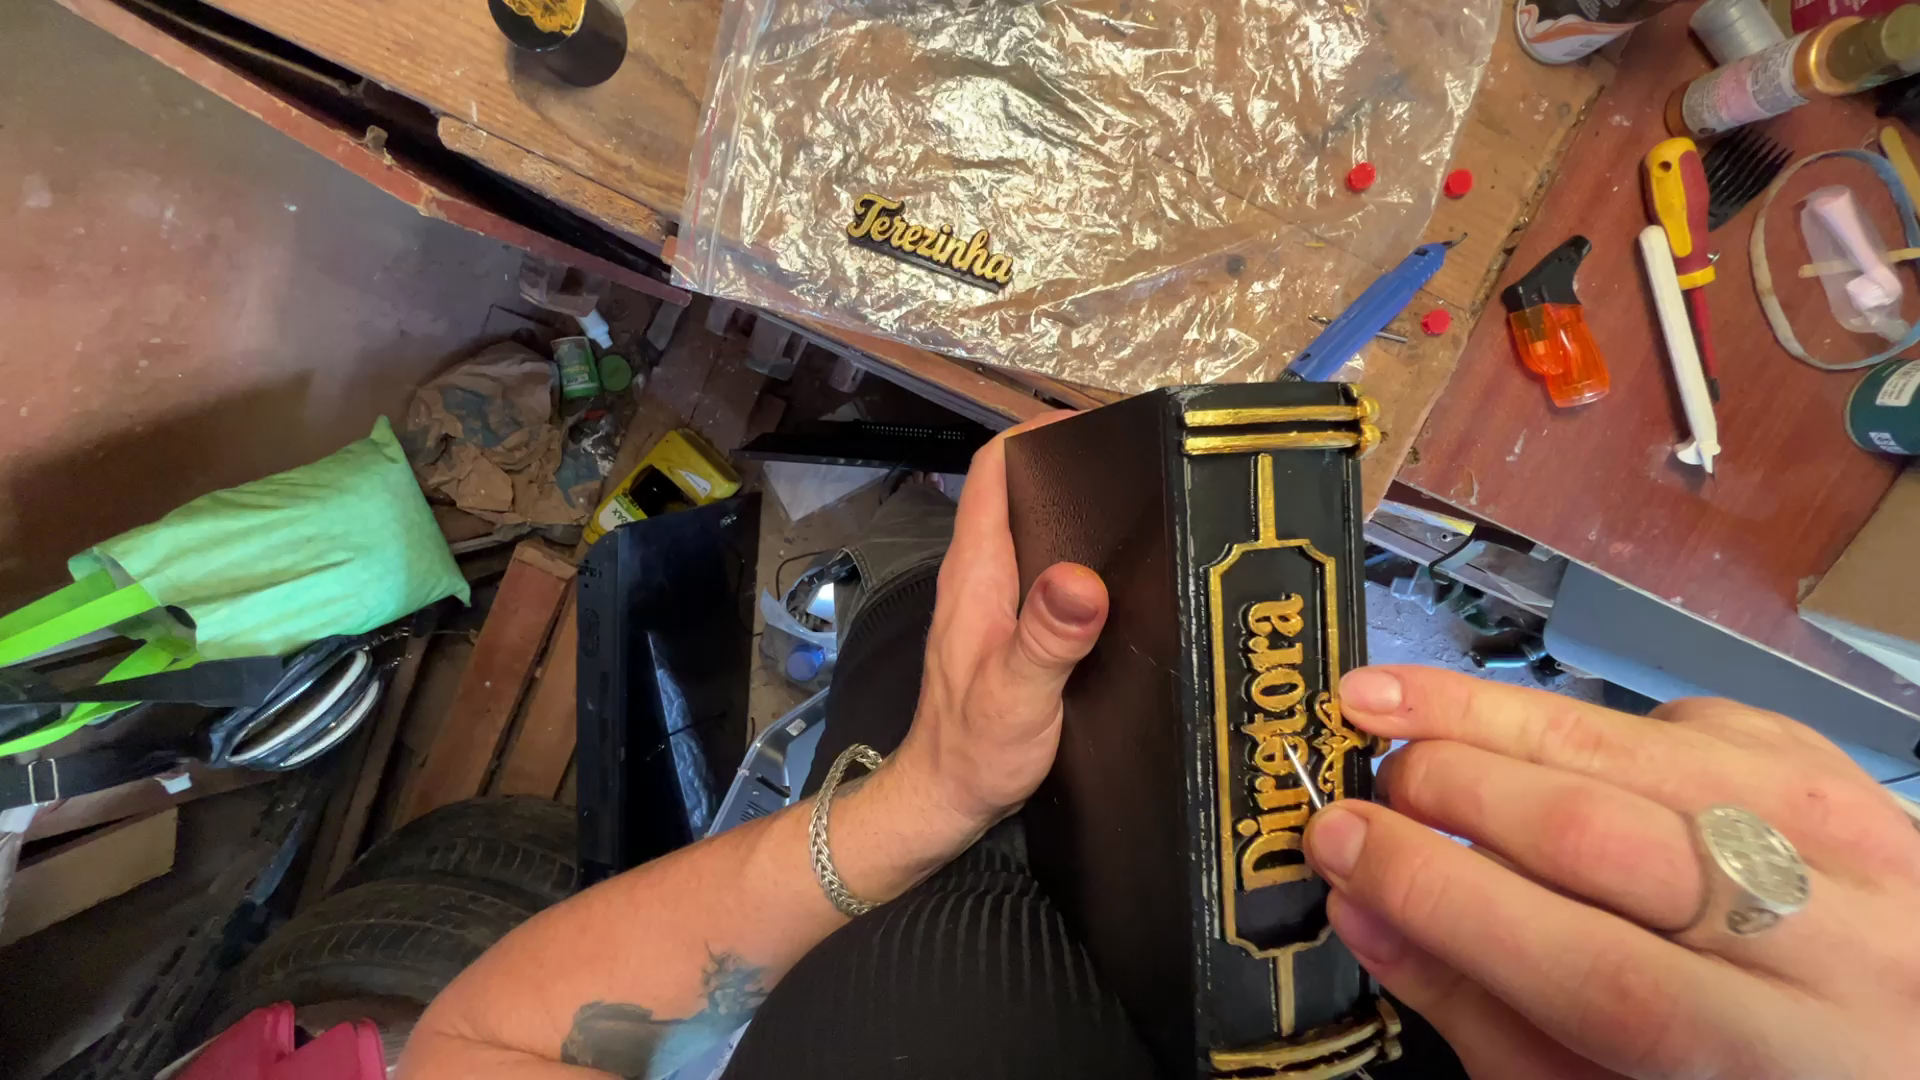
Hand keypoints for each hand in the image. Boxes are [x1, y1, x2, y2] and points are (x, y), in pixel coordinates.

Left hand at [889, 411, 1108, 832]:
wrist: (947, 794)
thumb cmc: (974, 747)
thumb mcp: (1016, 693)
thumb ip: (1047, 637)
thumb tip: (1082, 577)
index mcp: (975, 571)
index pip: (991, 474)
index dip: (1032, 438)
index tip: (1089, 426)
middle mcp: (978, 573)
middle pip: (1013, 493)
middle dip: (1062, 466)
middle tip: (1130, 463)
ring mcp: (989, 599)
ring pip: (1026, 528)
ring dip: (1067, 508)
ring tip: (1132, 505)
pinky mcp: (1005, 624)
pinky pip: (1036, 566)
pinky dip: (1069, 550)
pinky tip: (1110, 569)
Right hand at [1302, 665, 1919, 1079]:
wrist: (1900, 1034)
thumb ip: (1465, 1000)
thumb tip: (1350, 897)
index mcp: (1788, 1066)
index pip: (1594, 970)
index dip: (1436, 890)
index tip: (1330, 836)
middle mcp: (1848, 945)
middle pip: (1593, 832)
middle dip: (1438, 791)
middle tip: (1362, 786)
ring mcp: (1843, 830)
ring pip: (1607, 743)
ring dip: (1460, 712)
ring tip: (1368, 698)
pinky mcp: (1811, 758)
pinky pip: (1643, 715)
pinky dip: (1545, 718)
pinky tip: (1513, 742)